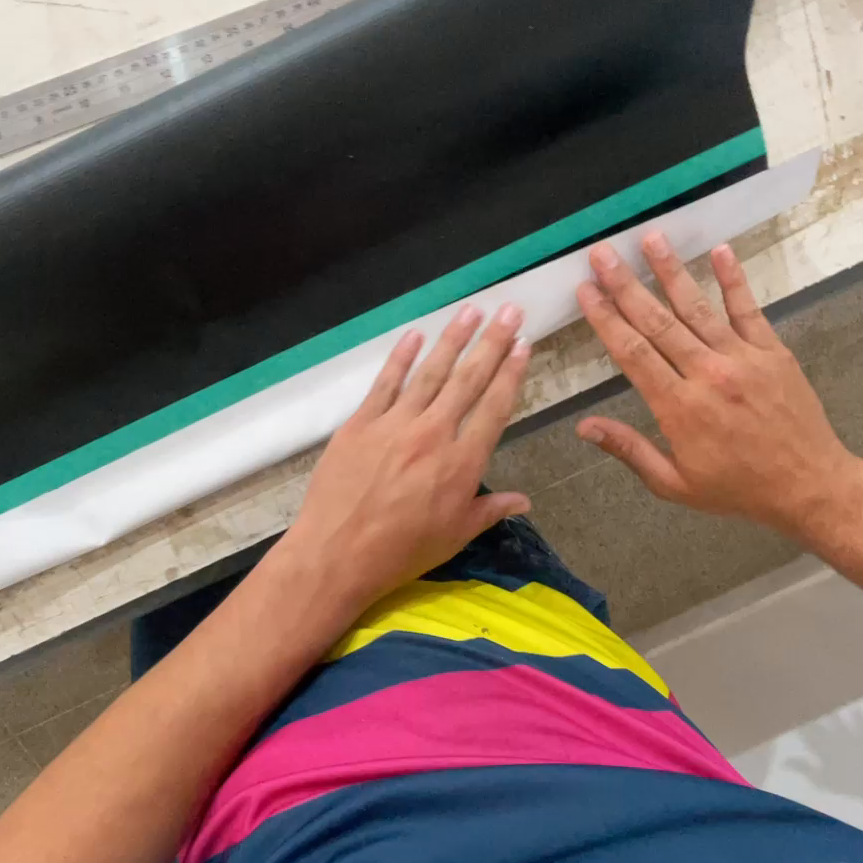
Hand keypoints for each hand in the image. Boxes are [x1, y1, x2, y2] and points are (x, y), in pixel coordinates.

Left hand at [273, 302, 532, 609]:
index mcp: (462, 462)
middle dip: (492, 342)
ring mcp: (393, 424)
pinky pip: (384, 383)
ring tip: (471, 311)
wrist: (337, 552)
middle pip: (468, 379)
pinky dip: (401, 358)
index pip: (494, 407)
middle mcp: (432, 433)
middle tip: (509, 310)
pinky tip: (415, 335)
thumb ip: (490, 511)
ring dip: (452, 339)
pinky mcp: (360, 424)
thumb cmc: (400, 552)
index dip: (511, 373)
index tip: (523, 345)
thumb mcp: (454, 536)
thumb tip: (525, 501)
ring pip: (430, 373)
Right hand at [574, 232, 862, 536]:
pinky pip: (749, 310)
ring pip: (699, 307)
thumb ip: (628, 450)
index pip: (633, 353)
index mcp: (679, 408)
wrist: (809, 486)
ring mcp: (744, 358)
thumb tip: (584, 427)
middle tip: (603, 254)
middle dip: (626, 285)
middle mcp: (708, 374)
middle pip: (658, 322)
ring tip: (651, 238)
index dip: (606, 319)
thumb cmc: (735, 489)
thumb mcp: (673, 483)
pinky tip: (719, 250)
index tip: (586, 292)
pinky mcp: (773, 352)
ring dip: (672, 271)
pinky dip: (734, 280)